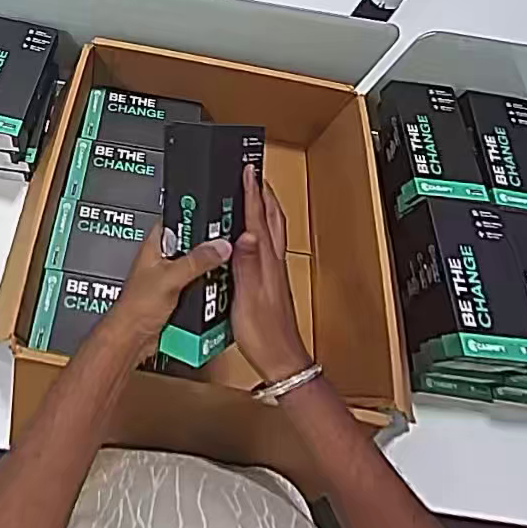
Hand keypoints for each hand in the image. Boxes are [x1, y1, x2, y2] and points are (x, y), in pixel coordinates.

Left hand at [110, 225, 230, 342]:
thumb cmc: (136, 307)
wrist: (132, 340)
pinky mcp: (179, 294)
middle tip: (225, 243)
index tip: (214, 213)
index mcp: (155, 245)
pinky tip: (217, 286)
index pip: (176, 218)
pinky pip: (199, 284)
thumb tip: (219, 246)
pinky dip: (208, 285)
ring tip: (224, 266)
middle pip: (191, 242)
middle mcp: (163, 259)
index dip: (193, 213)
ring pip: (197, 265)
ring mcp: (171, 277)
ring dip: (209, 268)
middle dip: (207, 244)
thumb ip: (196, 261)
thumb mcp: (170, 278)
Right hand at [230, 163, 313, 382]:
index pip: (259, 218)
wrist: (281, 358)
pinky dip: (262, 228)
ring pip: (272, 229)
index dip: (253, 192)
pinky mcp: (271, 280)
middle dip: (264, 193)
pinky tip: (254, 234)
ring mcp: (274, 270)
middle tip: (255, 174)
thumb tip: (246, 232)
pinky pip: (268, 244)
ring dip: (265, 207)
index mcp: (266, 260)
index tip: (248, 170)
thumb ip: (247, 264)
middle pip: (272, 218)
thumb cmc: (263, 332)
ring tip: (257, 194)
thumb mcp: (248, 297)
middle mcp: (273, 261)